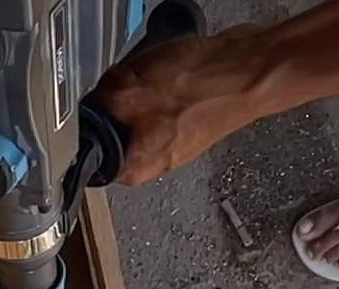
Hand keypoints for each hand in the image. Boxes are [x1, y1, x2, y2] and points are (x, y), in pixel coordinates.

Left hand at [96, 28, 267, 185]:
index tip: (88, 104)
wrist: (252, 71)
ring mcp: (174, 139)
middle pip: (114, 131)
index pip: (92, 158)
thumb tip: (92, 101)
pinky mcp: (189, 117)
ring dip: (138, 88)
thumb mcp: (130, 91)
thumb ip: (101, 102)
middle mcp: (153, 162)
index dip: (87, 127)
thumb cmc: (201, 88)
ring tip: (152, 72)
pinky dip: (160, 82)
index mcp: (134, 169)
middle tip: (122, 79)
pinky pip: (162, 100)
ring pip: (138, 112)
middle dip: (113, 102)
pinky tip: (170, 69)